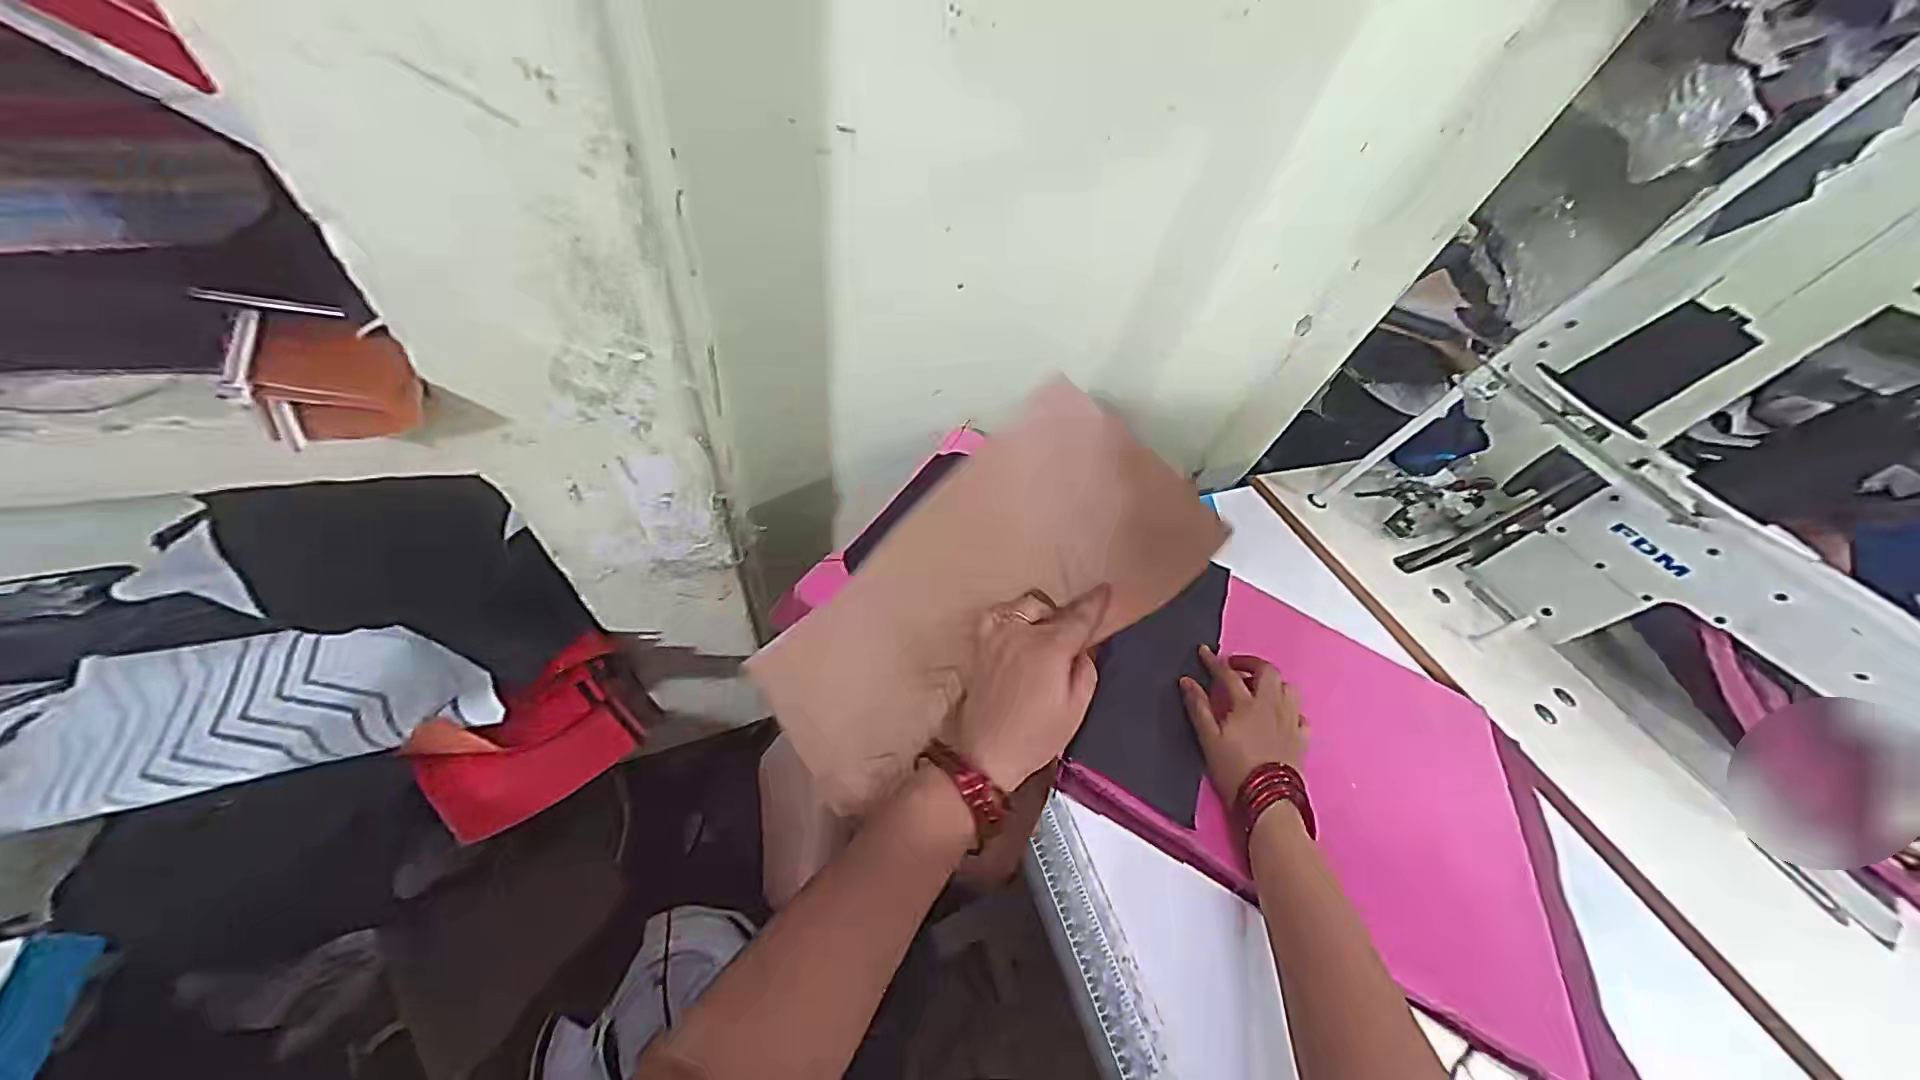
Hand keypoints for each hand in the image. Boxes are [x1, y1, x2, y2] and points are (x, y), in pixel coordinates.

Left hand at [953, 584, 1111, 790]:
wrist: (985, 752)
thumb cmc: (1035, 736)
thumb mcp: (1075, 708)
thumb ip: (1085, 668)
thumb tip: (1084, 647)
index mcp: (1049, 647)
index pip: (1080, 616)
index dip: (1095, 603)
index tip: (1106, 590)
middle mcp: (1021, 632)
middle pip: (1054, 609)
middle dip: (1069, 616)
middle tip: (1076, 635)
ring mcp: (997, 633)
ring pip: (1027, 605)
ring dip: (1042, 613)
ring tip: (1049, 635)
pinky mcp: (981, 642)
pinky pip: (1002, 614)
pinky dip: (1014, 616)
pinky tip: (1021, 634)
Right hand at [1180, 647, 1307, 799]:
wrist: (1270, 800)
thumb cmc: (1234, 769)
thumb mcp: (1209, 739)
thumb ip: (1198, 707)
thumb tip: (1187, 681)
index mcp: (1247, 704)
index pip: (1228, 675)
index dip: (1214, 662)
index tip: (1203, 652)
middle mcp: (1272, 706)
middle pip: (1267, 672)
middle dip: (1250, 663)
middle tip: (1234, 666)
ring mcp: (1291, 721)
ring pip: (1289, 688)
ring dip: (1273, 683)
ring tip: (1258, 689)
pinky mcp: (1302, 738)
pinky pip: (1300, 715)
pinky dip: (1289, 708)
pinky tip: (1280, 715)